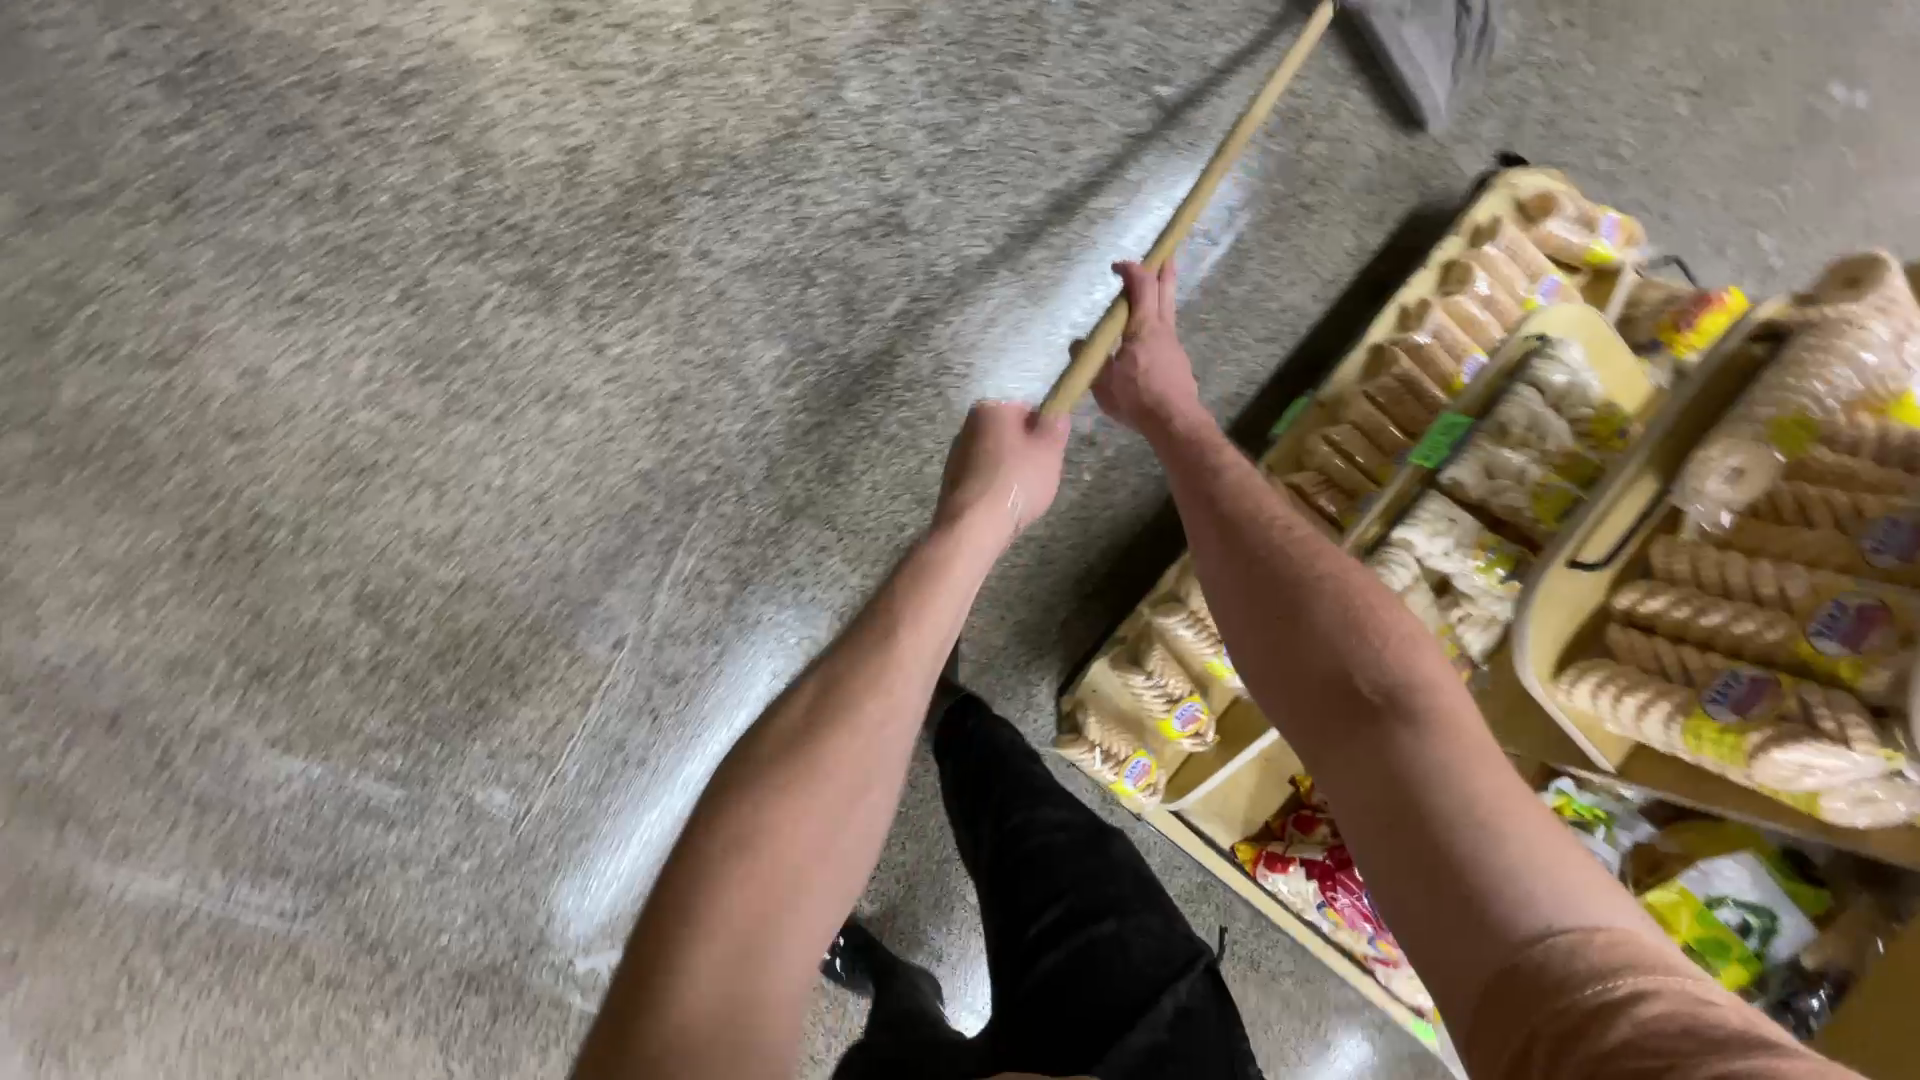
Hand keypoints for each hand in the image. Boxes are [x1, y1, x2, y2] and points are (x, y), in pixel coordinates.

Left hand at [933, 401, 1069, 547]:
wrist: (973, 526)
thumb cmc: (1016, 481)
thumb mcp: (1049, 449)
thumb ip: (1055, 425)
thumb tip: (1056, 412)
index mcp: (990, 409)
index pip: (1025, 408)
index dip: (1043, 428)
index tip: (1051, 450)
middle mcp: (967, 426)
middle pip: (1009, 433)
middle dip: (1026, 450)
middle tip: (1041, 473)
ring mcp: (956, 456)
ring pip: (996, 457)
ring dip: (1011, 470)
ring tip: (1024, 494)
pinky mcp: (952, 482)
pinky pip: (984, 478)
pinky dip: (996, 487)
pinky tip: (1005, 505)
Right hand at [1092, 260, 1203, 436]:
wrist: (1174, 422)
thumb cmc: (1137, 398)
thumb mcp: (1103, 382)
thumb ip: (1090, 360)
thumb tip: (1077, 344)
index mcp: (1143, 327)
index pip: (1141, 285)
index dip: (1131, 269)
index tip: (1118, 265)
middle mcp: (1163, 329)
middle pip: (1166, 288)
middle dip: (1163, 267)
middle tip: (1164, 251)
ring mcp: (1173, 345)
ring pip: (1168, 310)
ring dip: (1160, 296)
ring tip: (1148, 295)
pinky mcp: (1177, 362)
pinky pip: (1165, 333)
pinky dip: (1156, 324)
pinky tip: (1145, 340)